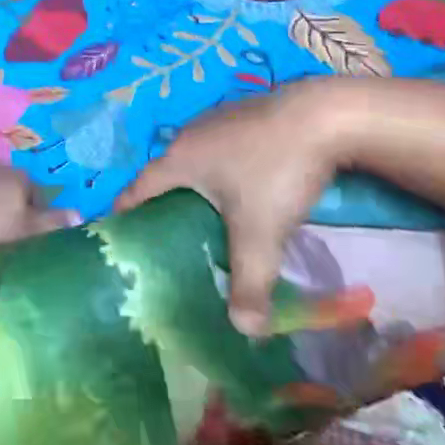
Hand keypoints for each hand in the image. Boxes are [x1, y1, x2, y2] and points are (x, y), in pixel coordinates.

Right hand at [114, 79, 366, 334]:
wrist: (327, 115)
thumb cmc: (276, 172)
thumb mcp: (261, 233)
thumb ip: (249, 282)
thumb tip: (244, 332)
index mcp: (178, 160)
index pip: (136, 189)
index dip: (124, 211)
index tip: (117, 232)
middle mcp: (188, 135)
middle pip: (164, 172)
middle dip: (161, 201)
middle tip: (167, 233)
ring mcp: (217, 119)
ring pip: (195, 157)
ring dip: (194, 182)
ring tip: (205, 213)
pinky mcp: (245, 112)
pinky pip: (221, 145)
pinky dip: (222, 166)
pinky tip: (245, 182)